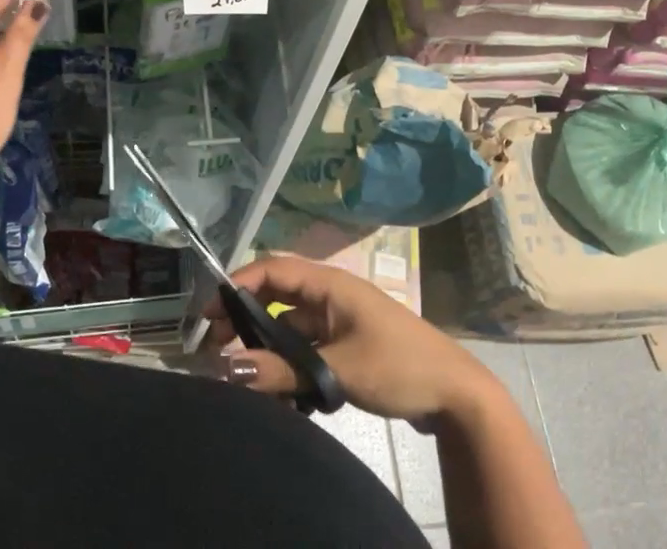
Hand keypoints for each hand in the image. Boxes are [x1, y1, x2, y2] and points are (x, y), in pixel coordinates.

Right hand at [205, 255, 499, 422]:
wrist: (458, 396)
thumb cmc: (399, 367)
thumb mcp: (337, 370)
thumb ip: (281, 370)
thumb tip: (225, 368)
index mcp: (330, 286)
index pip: (272, 269)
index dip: (236, 286)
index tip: (208, 316)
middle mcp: (331, 298)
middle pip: (275, 299)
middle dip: (244, 322)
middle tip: (219, 354)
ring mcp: (339, 323)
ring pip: (288, 330)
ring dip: (267, 351)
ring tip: (245, 381)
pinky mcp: (346, 349)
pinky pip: (305, 351)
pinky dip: (288, 368)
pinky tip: (280, 396)